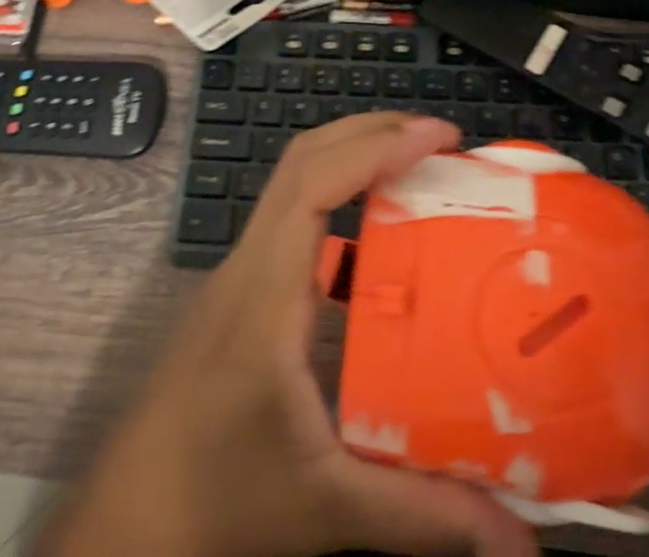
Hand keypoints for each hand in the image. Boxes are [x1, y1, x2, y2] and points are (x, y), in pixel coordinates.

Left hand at [39, 112, 537, 556]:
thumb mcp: (326, 508)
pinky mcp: (236, 301)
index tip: (438, 136)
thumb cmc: (215, 499)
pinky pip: (288, 224)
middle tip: (442, 141)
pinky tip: (378, 243)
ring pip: (289, 188)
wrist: (129, 518)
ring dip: (351, 161)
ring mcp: (235, 283)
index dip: (374, 147)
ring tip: (419, 172)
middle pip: (299, 164)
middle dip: (369, 133)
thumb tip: (519, 537)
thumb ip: (424, 516)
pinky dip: (336, 201)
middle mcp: (246, 273)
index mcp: (264, 299)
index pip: (311, 187)